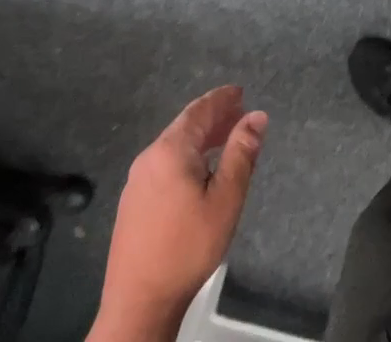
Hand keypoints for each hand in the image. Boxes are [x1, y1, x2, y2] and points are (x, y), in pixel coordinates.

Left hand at [90, 87, 267, 341]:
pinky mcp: (133, 203)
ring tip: (226, 138)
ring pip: (173, 147)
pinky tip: (201, 170)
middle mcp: (148, 159)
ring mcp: (137, 182)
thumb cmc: (189, 244)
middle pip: (184, 127)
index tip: (240, 91)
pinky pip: (165, 165)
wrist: (140, 299)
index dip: (221, 99)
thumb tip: (256, 116)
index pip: (198, 112)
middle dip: (213, 117)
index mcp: (170, 152)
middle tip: (240, 112)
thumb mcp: (226, 197)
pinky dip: (188, 156)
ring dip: (201, 138)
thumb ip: (241, 153)